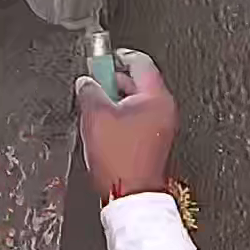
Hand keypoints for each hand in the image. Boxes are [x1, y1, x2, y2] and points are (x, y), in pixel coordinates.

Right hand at [75, 47, 178, 201]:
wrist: (130, 195)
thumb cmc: (121, 159)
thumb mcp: (96, 116)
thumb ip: (89, 91)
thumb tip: (86, 82)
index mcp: (156, 98)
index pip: (140, 62)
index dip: (119, 55)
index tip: (105, 54)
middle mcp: (163, 110)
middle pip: (138, 81)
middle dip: (112, 80)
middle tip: (93, 82)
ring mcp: (160, 126)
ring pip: (135, 101)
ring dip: (115, 99)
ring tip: (94, 107)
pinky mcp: (153, 141)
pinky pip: (136, 118)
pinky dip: (120, 116)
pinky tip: (103, 125)